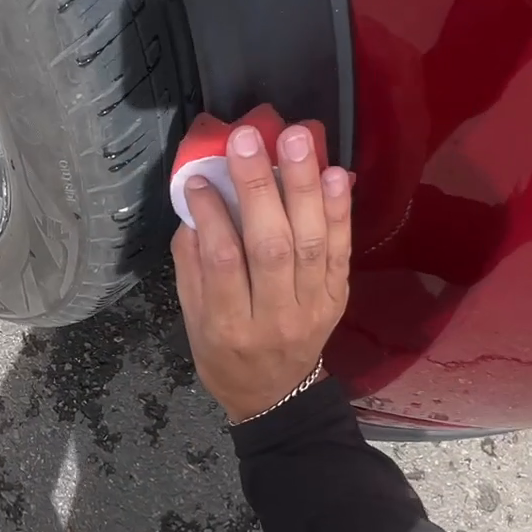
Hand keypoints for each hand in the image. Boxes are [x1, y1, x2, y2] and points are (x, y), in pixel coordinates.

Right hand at [172, 122, 352, 422]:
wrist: (275, 395)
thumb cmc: (224, 357)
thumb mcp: (193, 323)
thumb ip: (191, 271)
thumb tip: (194, 210)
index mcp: (229, 326)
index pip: (222, 261)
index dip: (211, 214)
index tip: (201, 177)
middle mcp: (274, 316)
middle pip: (270, 245)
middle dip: (258, 186)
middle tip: (249, 137)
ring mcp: (313, 307)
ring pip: (310, 242)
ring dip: (304, 186)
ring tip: (298, 138)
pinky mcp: (337, 297)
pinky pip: (341, 250)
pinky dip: (339, 210)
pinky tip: (335, 173)